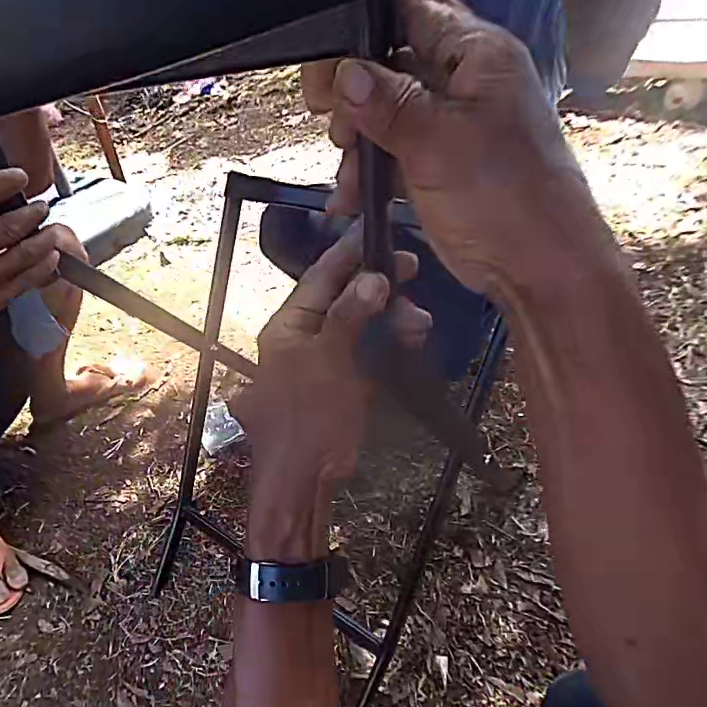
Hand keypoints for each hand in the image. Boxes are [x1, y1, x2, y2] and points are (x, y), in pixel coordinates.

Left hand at [232, 225, 429, 494]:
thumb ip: (348, 317)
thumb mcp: (327, 362)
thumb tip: (373, 277)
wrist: (306, 478)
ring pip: (363, 322)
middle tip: (411, 268)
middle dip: (378, 286)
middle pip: (344, 297)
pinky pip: (371, 348)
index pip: (319, 277)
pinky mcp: (346, 379)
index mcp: (288, 326)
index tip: (374, 228)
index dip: (347, 253)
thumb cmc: (308, 418)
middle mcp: (304, 336)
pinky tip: (413, 338)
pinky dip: (391, 341)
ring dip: (391, 317)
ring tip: (418, 323)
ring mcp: (326, 358)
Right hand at [308, 0, 612, 301]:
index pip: (413, 8)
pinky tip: (352, 197)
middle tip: (334, 127)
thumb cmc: (507, 201)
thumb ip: (389, 104)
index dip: (363, 27)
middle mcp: (466, 83)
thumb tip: (343, 73)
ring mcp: (453, 126)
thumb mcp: (438, 145)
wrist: (541, 270)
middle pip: (393, 63)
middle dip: (354, 95)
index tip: (327, 66)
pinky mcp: (443, 165)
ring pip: (388, 114)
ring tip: (346, 178)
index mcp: (479, 56)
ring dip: (358, 143)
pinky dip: (372, 173)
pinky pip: (396, 153)